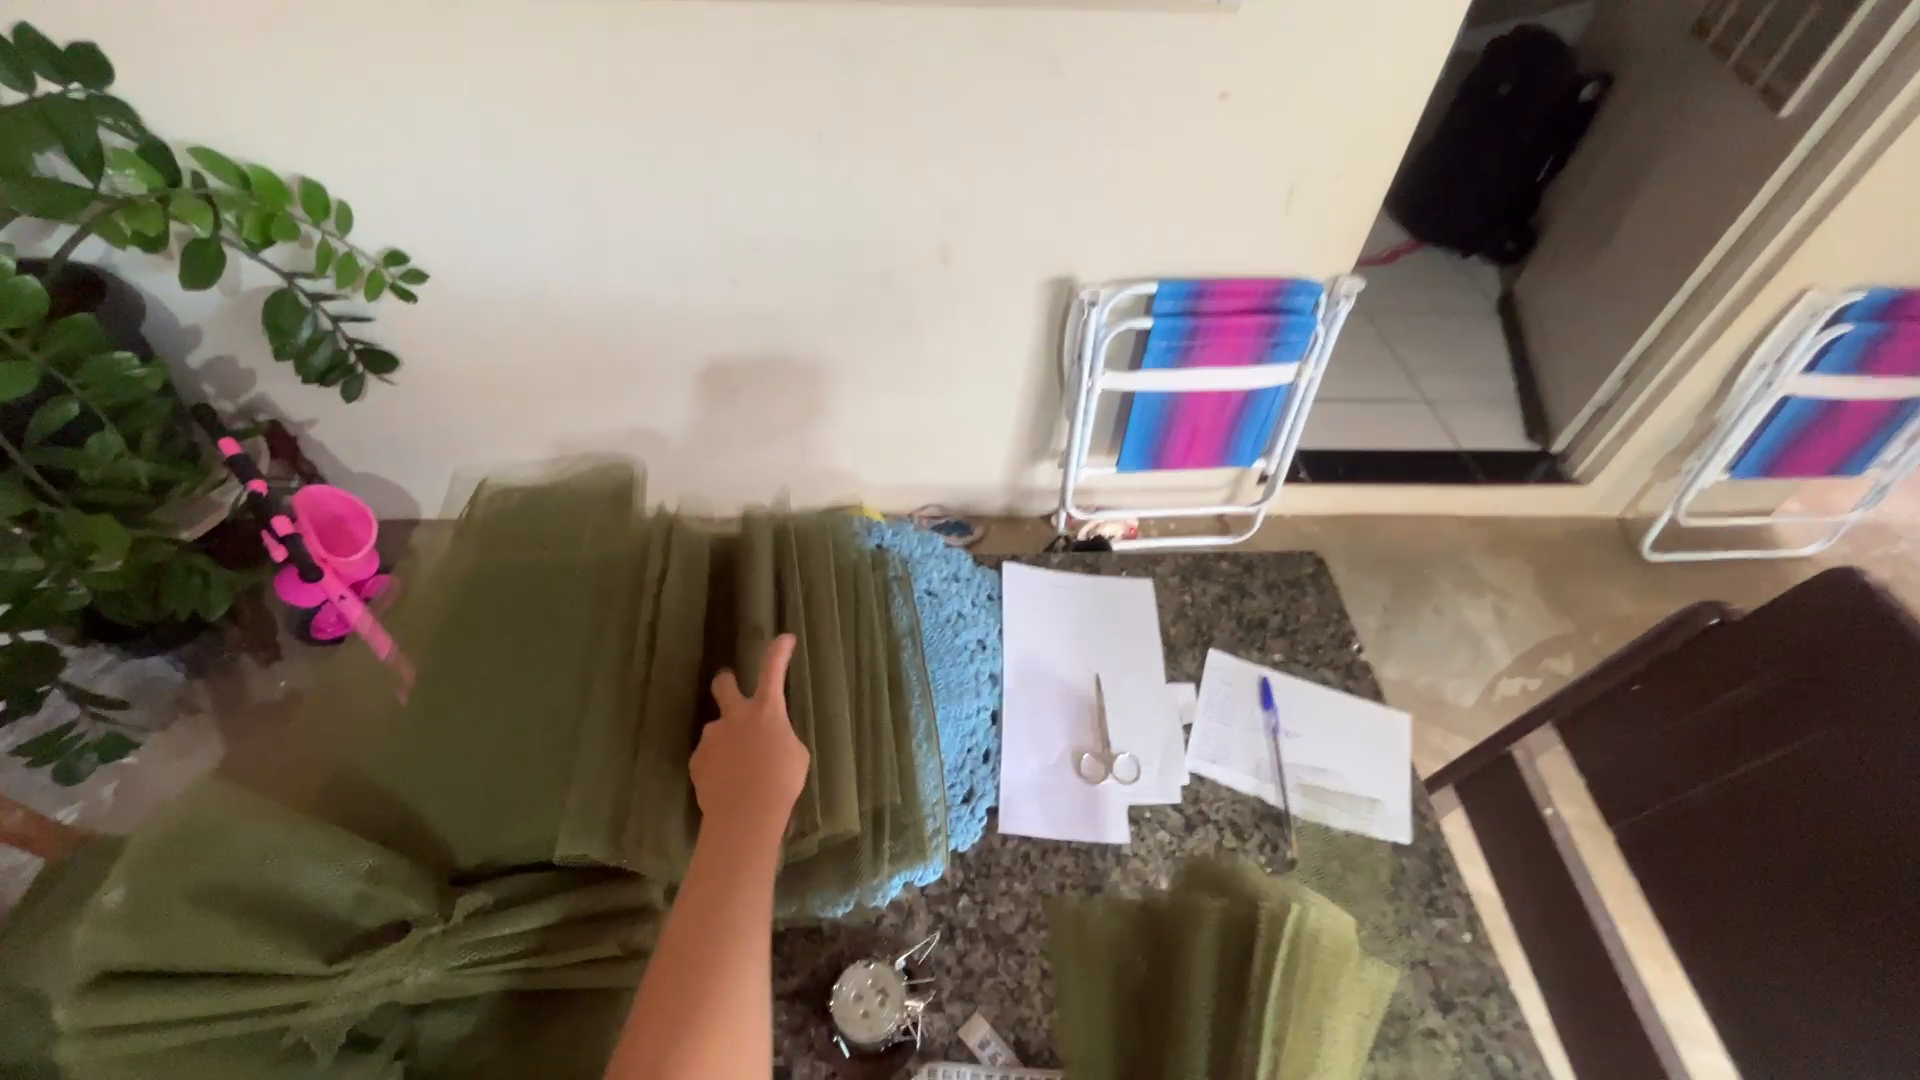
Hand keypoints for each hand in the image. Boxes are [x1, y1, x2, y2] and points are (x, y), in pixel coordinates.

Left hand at [693, 634, 810, 839]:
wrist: (745, 815)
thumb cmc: (782, 782)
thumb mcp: (795, 753)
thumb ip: (779, 737)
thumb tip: (769, 739)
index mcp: (766, 710)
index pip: (773, 669)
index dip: (779, 651)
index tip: (785, 638)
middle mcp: (735, 716)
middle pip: (724, 685)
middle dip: (726, 682)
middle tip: (729, 686)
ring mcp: (712, 738)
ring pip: (718, 730)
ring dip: (727, 741)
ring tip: (738, 769)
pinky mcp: (697, 760)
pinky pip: (709, 757)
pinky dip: (717, 765)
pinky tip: (727, 783)